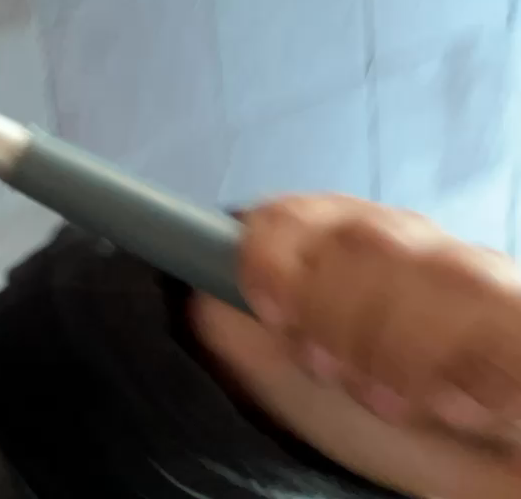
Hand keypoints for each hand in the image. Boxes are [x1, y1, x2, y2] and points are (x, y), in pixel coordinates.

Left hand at [191, 193, 520, 497]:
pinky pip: (513, 326)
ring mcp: (474, 273)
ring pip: (444, 276)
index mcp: (320, 234)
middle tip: (330, 370)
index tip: (272, 315)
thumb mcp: (264, 352)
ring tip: (387, 398)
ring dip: (403, 349)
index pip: (287, 214)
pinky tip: (458, 404)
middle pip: (362, 243)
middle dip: (337, 317)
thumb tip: (190, 277)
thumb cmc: (342, 395)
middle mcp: (397, 238)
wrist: (441, 464)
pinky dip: (480, 375)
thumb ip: (221, 308)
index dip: (273, 260)